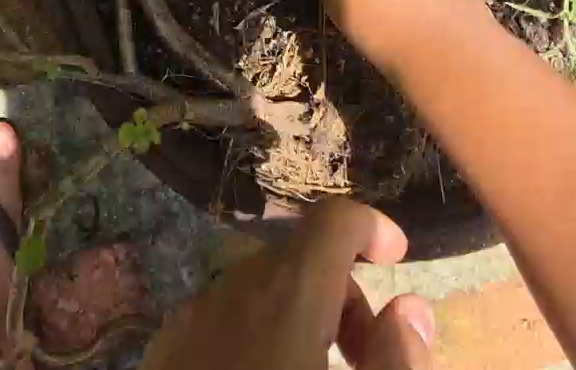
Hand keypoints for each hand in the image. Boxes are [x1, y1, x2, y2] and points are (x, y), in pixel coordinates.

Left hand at [140, 199, 435, 369]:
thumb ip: (399, 363)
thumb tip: (410, 308)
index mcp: (286, 296)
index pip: (333, 221)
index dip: (372, 228)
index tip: (399, 261)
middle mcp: (234, 289)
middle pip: (301, 256)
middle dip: (345, 291)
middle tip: (367, 360)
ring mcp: (192, 319)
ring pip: (261, 286)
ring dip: (303, 313)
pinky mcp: (165, 350)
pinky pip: (225, 316)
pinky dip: (259, 330)